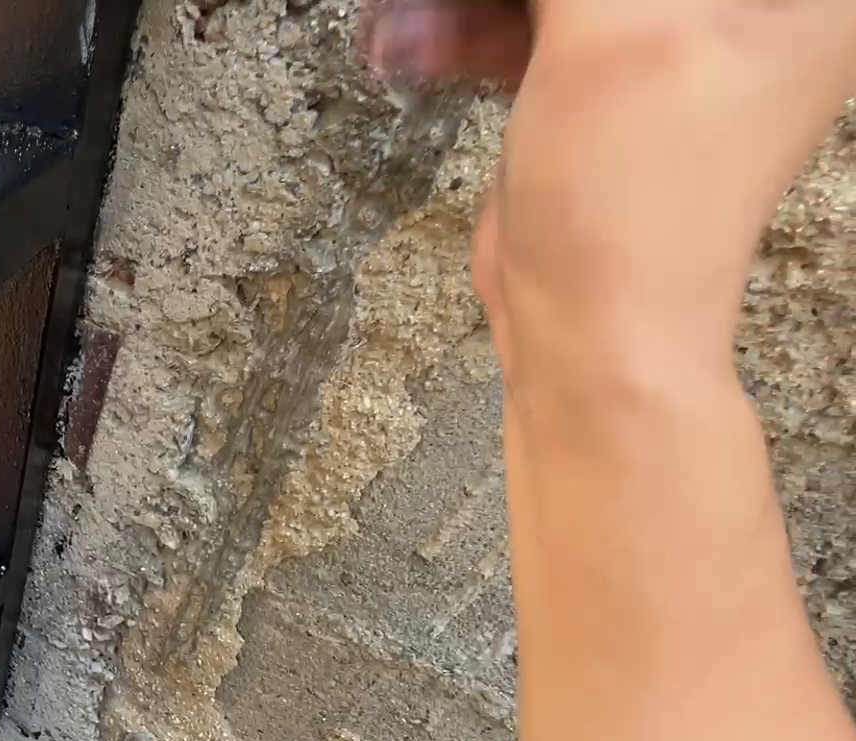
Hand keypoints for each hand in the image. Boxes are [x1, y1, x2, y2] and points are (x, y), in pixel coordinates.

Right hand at [364, 0, 855, 386]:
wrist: (585, 317)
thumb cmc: (627, 200)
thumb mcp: (614, 46)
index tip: (508, 3)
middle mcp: (732, 4)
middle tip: (429, 6)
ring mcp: (651, 44)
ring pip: (548, 1)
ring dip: (468, 10)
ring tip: (400, 29)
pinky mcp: (582, 87)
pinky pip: (521, 33)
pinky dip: (464, 36)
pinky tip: (413, 45)